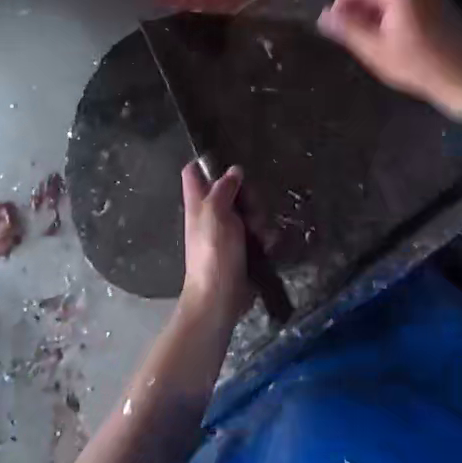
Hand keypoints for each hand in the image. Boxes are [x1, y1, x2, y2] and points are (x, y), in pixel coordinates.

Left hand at [179, 162, 249, 324]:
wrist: (219, 298)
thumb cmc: (213, 253)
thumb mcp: (216, 214)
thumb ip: (223, 189)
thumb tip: (234, 170)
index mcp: (197, 202)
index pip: (193, 172)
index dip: (206, 164)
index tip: (227, 165)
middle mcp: (210, 214)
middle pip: (230, 190)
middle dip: (248, 197)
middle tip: (252, 210)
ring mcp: (226, 232)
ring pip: (247, 211)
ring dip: (259, 220)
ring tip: (261, 234)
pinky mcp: (242, 249)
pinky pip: (257, 234)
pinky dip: (265, 238)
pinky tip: (268, 246)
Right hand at [317, 0, 461, 116]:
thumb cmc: (421, 67)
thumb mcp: (376, 51)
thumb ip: (347, 29)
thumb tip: (324, 15)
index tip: (334, 20)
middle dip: (359, 5)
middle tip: (349, 30)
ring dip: (377, 11)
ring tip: (370, 38)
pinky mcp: (448, 9)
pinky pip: (413, 3)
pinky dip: (396, 14)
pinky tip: (395, 39)